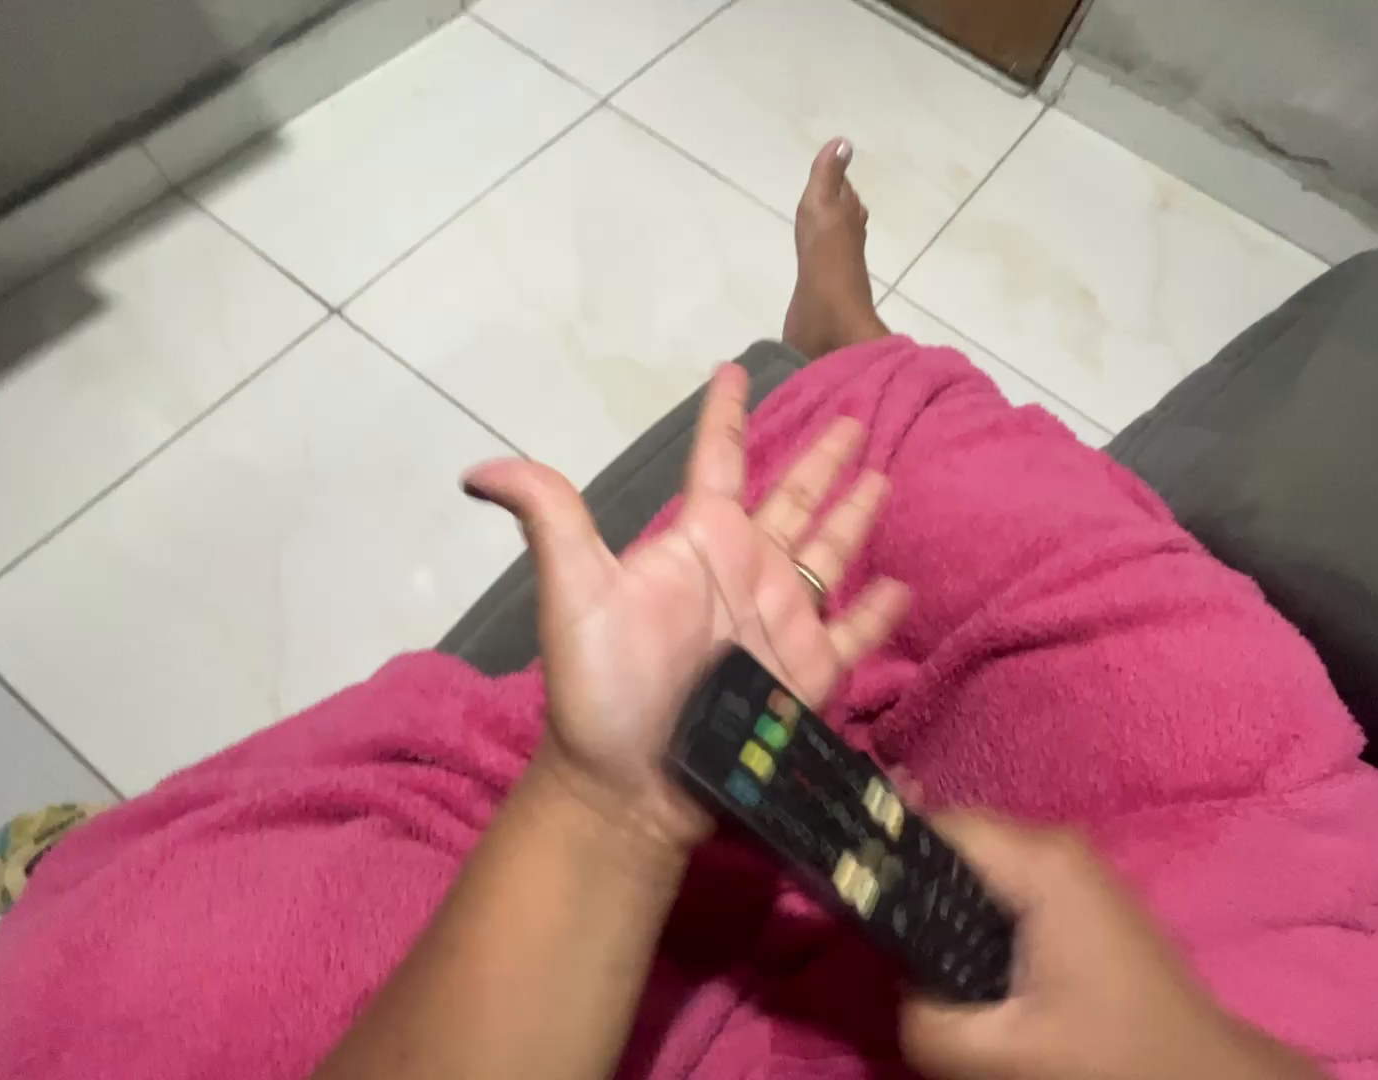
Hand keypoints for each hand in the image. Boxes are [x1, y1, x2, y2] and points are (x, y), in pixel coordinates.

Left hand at [464, 365, 909, 852]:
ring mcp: (783, 619)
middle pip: (793, 498)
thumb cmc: (604, 683)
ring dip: (855, 516)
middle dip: (821, 458)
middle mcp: (746, 569)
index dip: (726, 416)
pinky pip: (853, 631)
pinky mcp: (812, 670)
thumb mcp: (573, 591)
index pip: (718, 460)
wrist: (632, 781)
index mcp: (699, 542)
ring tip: (882, 476)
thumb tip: (477, 468)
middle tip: (854, 417)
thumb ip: (548, 517)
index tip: (734, 371)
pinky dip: (876, 610)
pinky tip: (900, 584)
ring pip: (829, 552)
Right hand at [902, 816, 1326, 1079]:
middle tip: (898, 942)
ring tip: (934, 953)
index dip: (890, 854)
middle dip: (918, 884)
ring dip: (946, 900)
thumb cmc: (1115, 1062)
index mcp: (1039, 862)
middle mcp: (1053, 842)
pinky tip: (973, 957)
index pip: (937, 825)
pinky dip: (974, 909)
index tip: (861, 896)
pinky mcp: (1075, 888)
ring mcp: (1068, 862)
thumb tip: (901, 981)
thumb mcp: (1005, 1057)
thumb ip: (927, 1018)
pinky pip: (1000, 878)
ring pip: (974, 860)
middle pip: (953, 840)